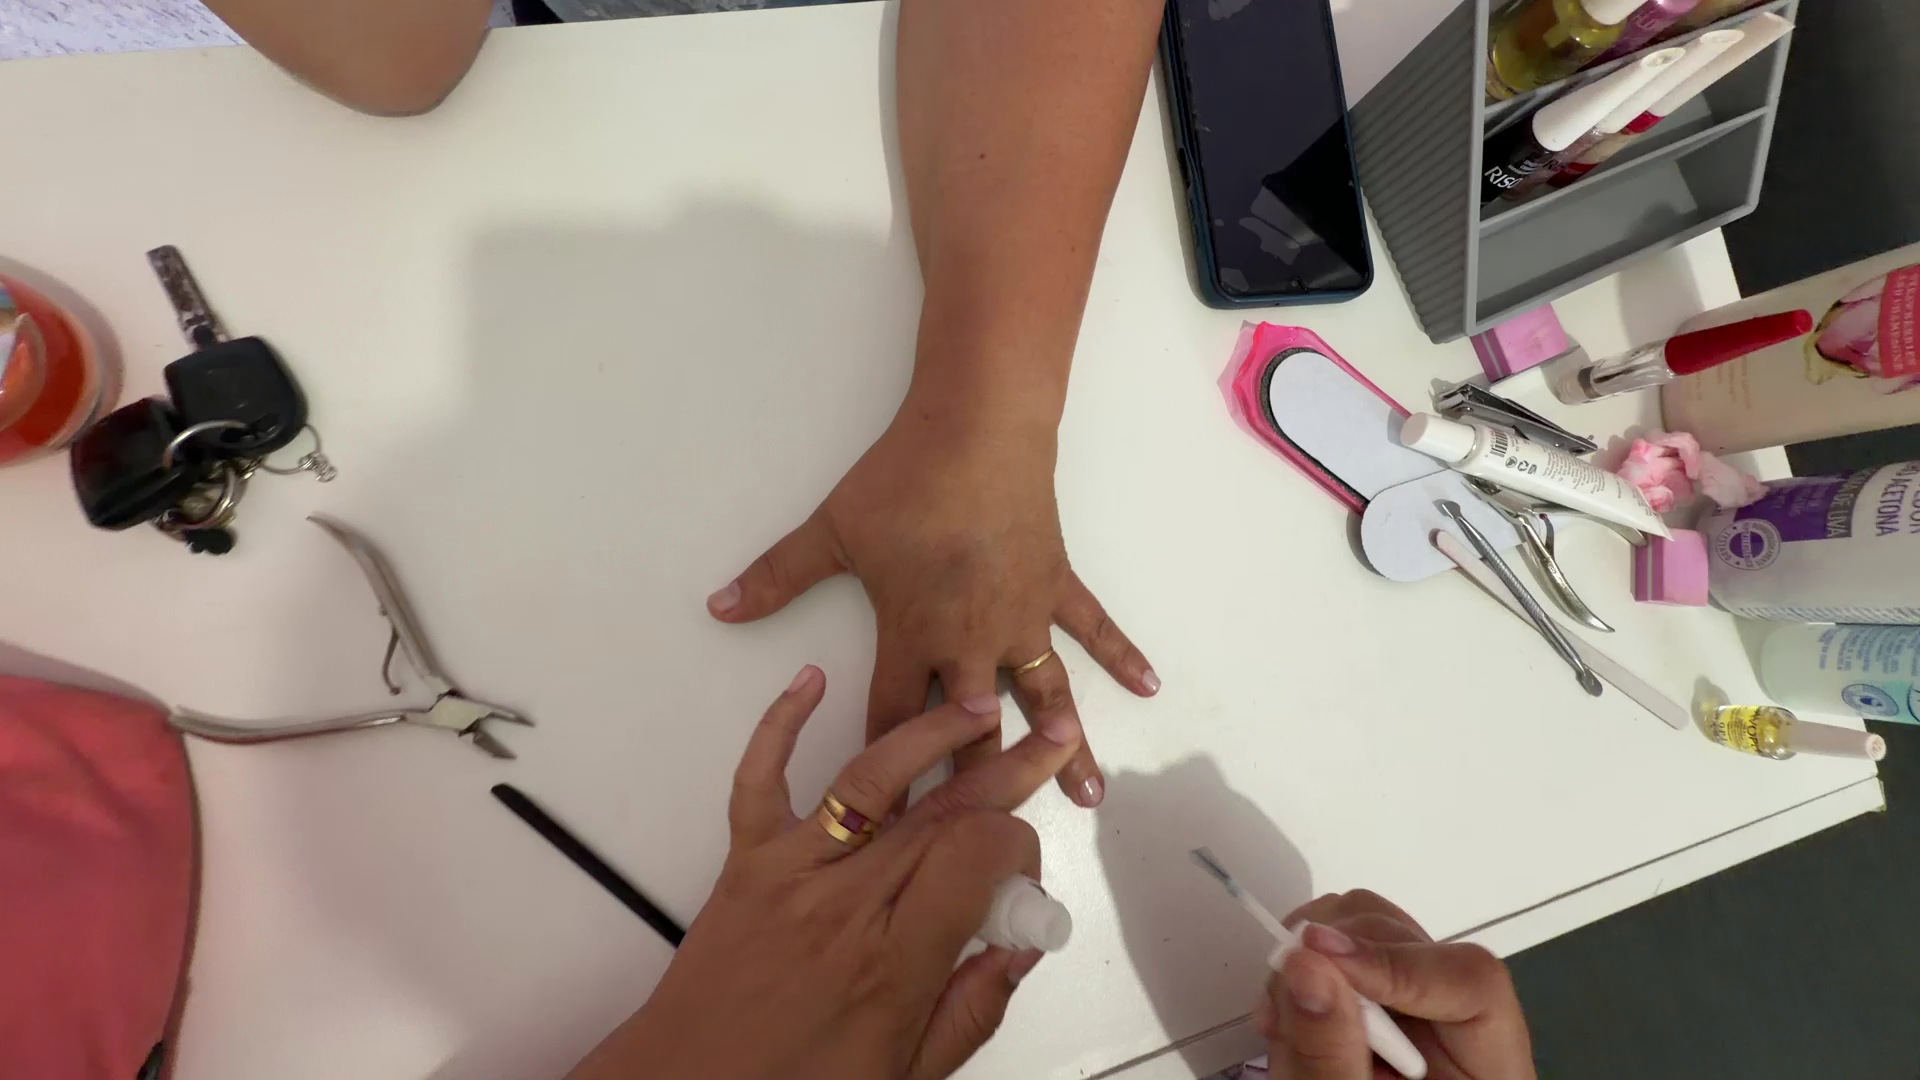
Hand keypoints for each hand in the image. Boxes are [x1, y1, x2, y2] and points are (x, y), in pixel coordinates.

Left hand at [567, 665, 1084, 1079]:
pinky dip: (780, 725)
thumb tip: (1022, 941)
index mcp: (892, 961)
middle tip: (1055, 734)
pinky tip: (811, 681)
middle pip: (941, 813)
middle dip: (1007, 769)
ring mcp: (792, 868)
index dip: (1018, 843)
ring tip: (978, 705)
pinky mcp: (747, 856)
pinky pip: (761, 779)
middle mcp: (847, 900)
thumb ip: (971, 1010)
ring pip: (869, 780)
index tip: (1026, 857)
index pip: (976, 860)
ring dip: (929, 734)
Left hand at [705, 399, 1157, 807]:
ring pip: (1044, 693)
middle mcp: (970, 642)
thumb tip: (714, 606)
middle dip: (981, 785)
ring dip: (1063, 746)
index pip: (893, 720)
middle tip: (994, 840)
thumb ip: (775, 574)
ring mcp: (1021, 615)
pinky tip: (1150, 685)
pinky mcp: (1055, 583)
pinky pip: (1093, 625)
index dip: (888, 772)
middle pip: (975, 728)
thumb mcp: (832, 529)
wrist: (976, 429)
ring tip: (1086, 796)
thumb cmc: (902, 482)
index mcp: (913, 634)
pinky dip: (1121, 653)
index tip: (893, 826)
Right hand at [1256, 891, 1535, 1079]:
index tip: (1316, 957)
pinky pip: (1340, 936)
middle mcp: (1460, 1022)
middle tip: (1286, 1005)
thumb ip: (1328, 1048)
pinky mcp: (1377, 987)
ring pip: (1369, 924)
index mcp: (1487, 1072)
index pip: (1469, 980)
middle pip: (1408, 940)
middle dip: (1335, 960)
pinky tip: (1288, 1007)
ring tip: (1285, 1016)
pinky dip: (1303, 957)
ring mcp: (1418, 999)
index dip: (1391, 960)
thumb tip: (1305, 960)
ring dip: (1312, 954)